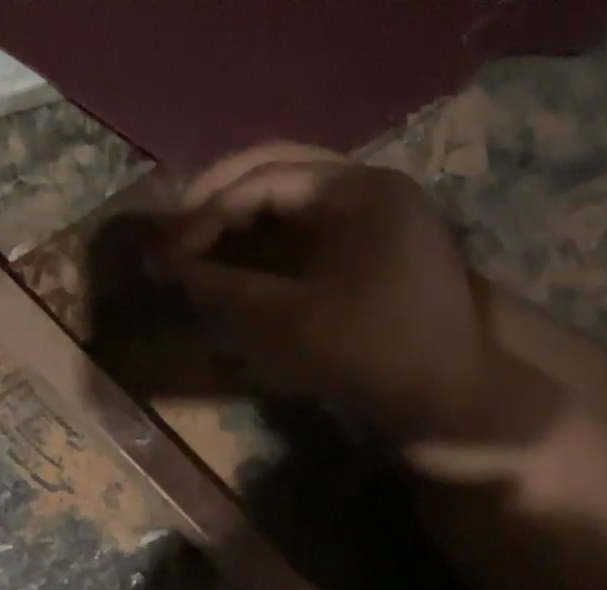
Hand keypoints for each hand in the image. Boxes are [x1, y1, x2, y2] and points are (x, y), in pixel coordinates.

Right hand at [165, 143, 495, 443]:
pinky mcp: (369, 253)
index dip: (208, 211)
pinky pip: (305, 230)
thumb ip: (218, 287)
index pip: (266, 176)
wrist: (443, 399)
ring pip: (290, 201)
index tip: (169, 253)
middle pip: (280, 173)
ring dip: (239, 220)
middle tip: (174, 236)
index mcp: (360, 190)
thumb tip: (163, 263)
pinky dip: (263, 243)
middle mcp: (370, 189)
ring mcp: (375, 220)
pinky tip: (234, 266)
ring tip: (196, 250)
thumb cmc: (364, 352)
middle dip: (220, 202)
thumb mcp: (281, 321)